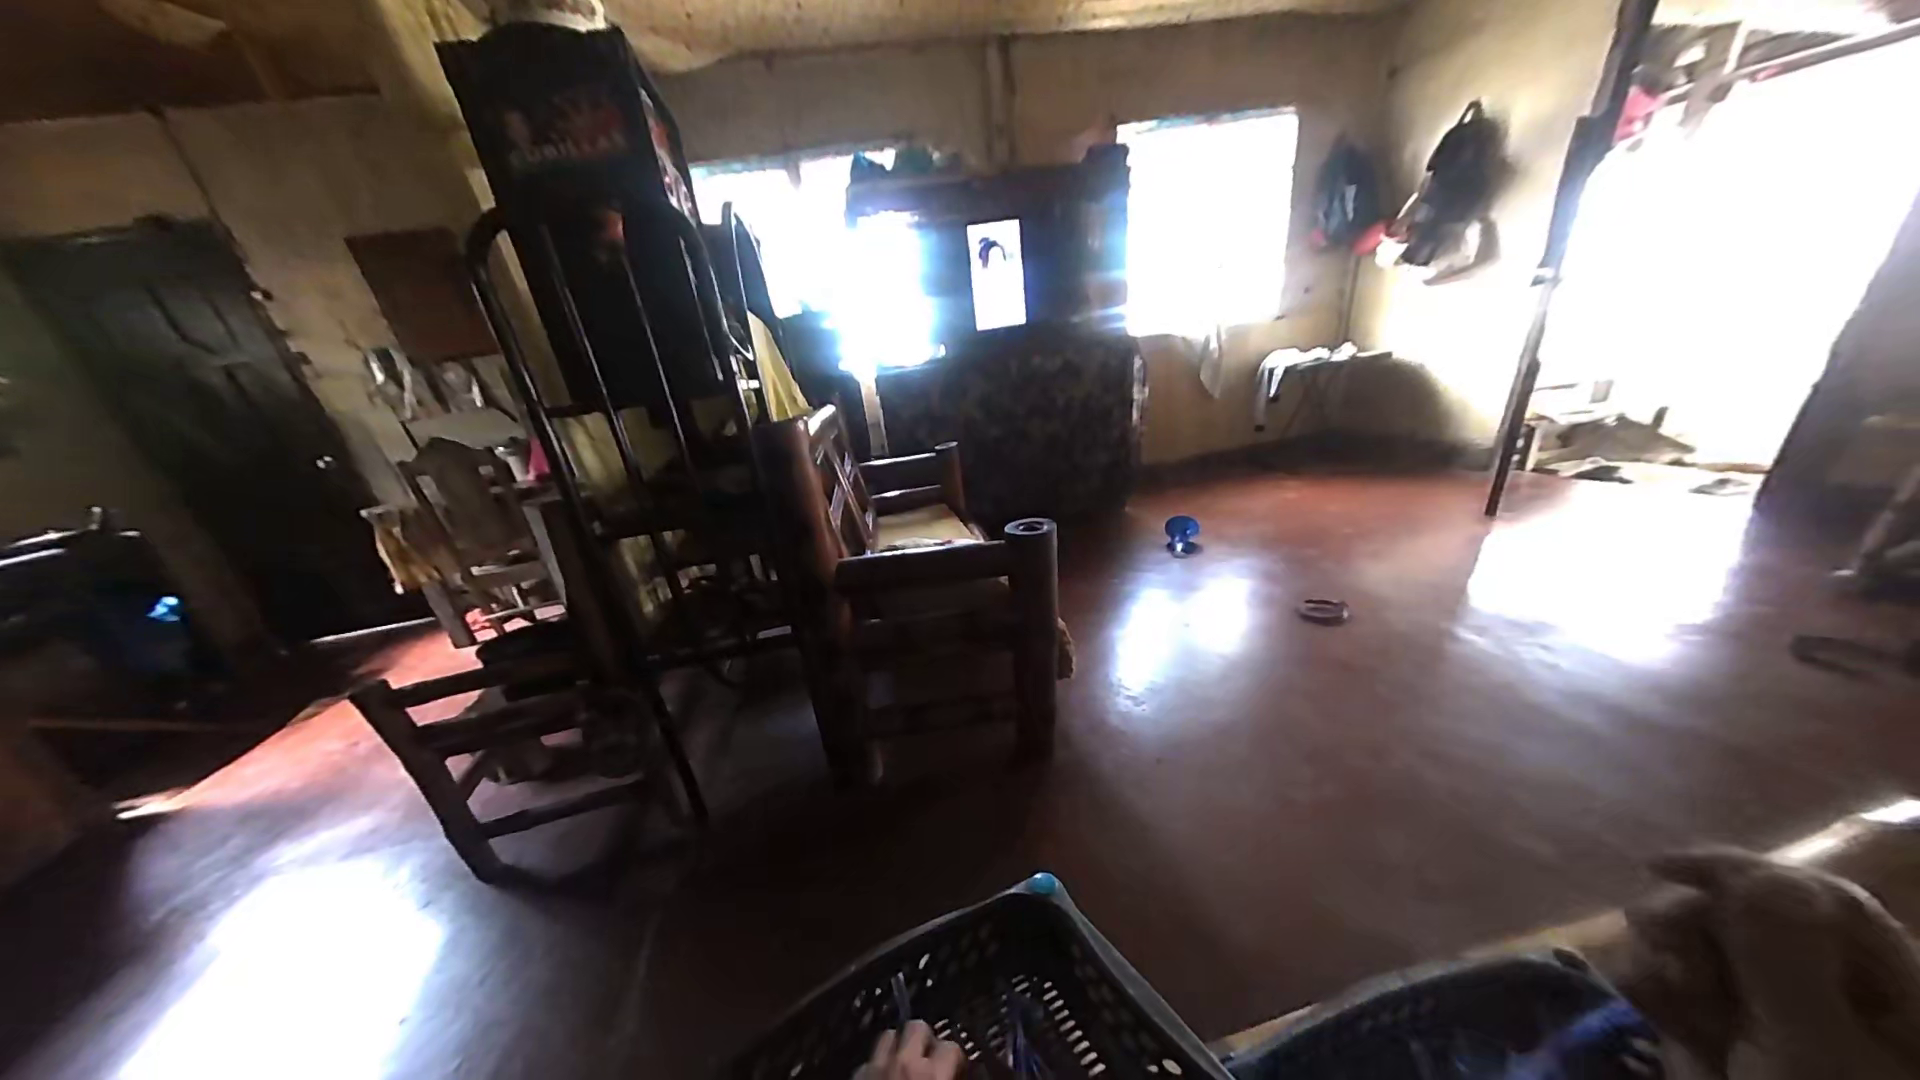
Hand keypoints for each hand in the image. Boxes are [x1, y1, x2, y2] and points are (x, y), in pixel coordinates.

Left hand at [853, 1020, 965, 1079]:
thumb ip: (948, 1078)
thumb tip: (952, 1071)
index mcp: (932, 1076)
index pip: (951, 1047)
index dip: (954, 1056)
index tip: (955, 1065)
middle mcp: (904, 1063)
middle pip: (918, 1026)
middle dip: (924, 1038)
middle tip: (928, 1058)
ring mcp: (876, 1068)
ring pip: (889, 1035)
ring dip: (898, 1045)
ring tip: (903, 1061)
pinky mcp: (856, 1076)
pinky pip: (868, 1061)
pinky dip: (876, 1066)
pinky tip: (881, 1078)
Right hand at [1622, 848, 1919, 1079]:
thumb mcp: (1812, 1052)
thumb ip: (1787, 961)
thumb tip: (1762, 874)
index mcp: (1892, 992)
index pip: (1817, 894)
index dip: (1738, 870)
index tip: (1658, 868)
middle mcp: (1830, 989)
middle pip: (1735, 910)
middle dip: (1686, 927)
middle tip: (1676, 969)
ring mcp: (1769, 1008)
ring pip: (1688, 938)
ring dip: (1663, 966)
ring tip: (1682, 1022)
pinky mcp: (1718, 1022)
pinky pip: (1665, 975)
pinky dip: (1652, 993)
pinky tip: (1665, 1029)